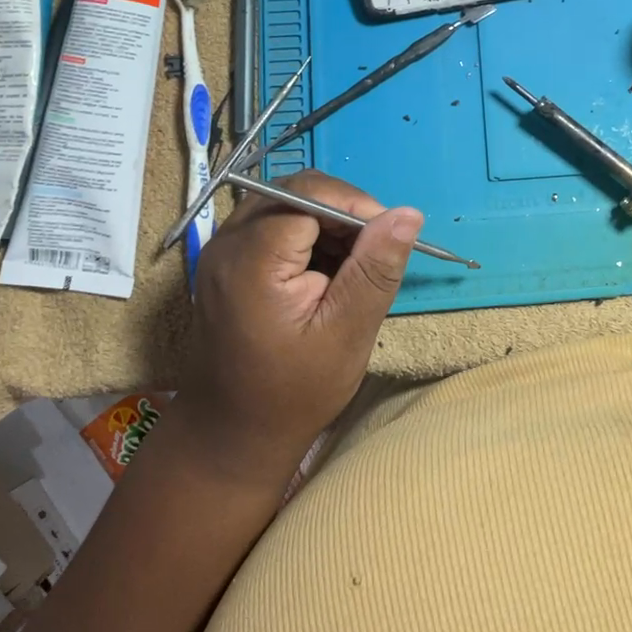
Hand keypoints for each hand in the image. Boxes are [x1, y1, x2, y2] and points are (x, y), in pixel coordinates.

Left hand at [178, 170, 422, 481]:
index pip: (309, 194)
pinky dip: (306, 238)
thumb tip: (409, 214)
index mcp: (252, 259)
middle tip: (370, 258)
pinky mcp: (226, 263)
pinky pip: (272, 225)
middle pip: (295, 193)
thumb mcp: (347, 334)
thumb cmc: (292, 394)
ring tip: (349, 273)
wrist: (229, 437)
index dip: (354, 207)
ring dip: (326, 226)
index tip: (385, 241)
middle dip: (342, 215)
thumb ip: (376, 270)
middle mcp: (227, 243)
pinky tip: (323, 278)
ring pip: (286, 205)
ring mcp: (222, 251)